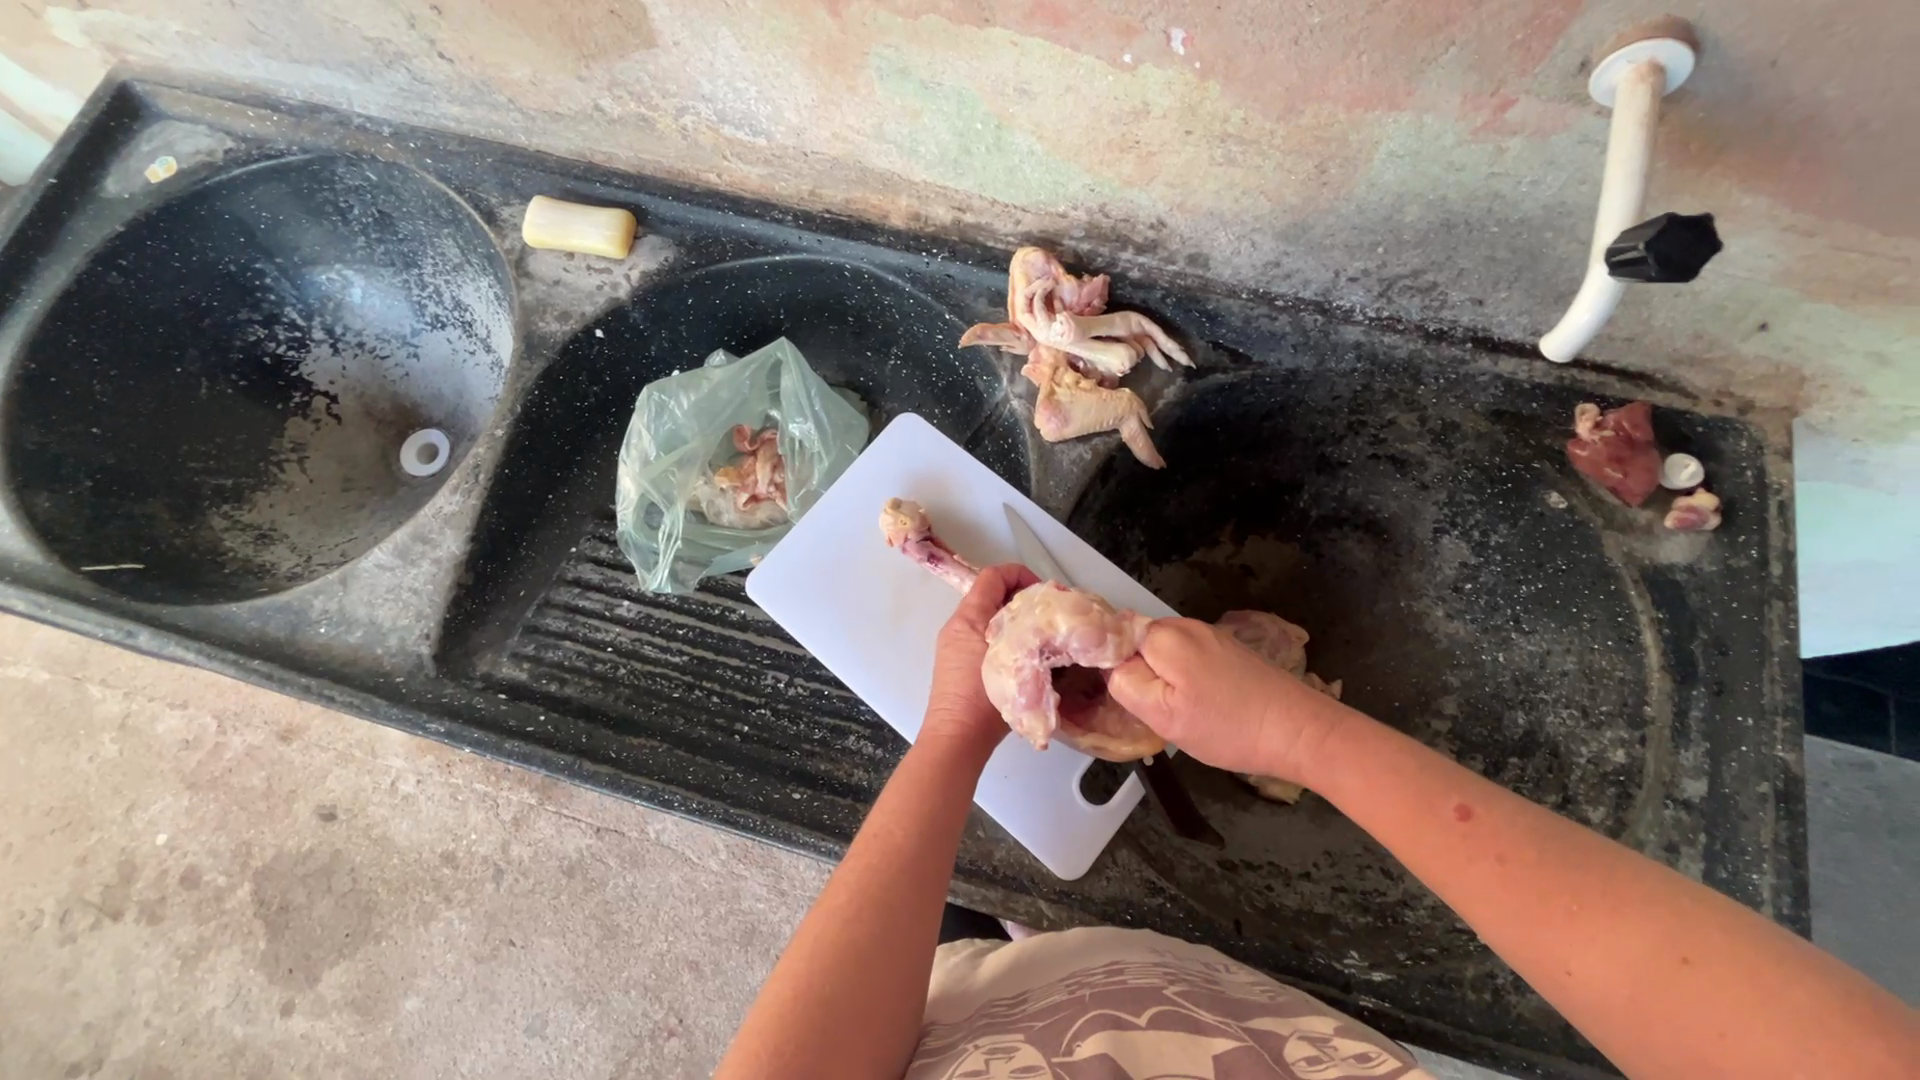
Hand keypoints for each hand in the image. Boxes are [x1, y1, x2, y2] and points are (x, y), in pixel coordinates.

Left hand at [920, 563, 1039, 756]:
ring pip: (990, 619)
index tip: (1045, 594)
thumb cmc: (984, 700)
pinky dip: (1007, 640)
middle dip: (1023, 600)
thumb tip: (1051, 625)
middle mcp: (958, 626)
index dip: (1021, 575)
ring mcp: (956, 646)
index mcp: (968, 618)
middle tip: (1050, 617)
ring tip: (1044, 639)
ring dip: (1017, 622)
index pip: (994, 576)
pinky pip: (986, 639)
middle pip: (992, 596)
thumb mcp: (1014, 660)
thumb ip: (1032, 636)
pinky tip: (1028, 660)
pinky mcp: (960, 665)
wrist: (956, 739)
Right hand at [1107, 617, 1349, 782]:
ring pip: (1162, 652)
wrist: (1301, 731)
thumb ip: (1126, 684)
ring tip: (1177, 710)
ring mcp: (1210, 635)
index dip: (1109, 664)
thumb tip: (1111, 666)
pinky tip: (1200, 704)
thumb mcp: (1164, 716)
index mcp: (1165, 636)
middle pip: (1137, 642)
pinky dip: (1183, 678)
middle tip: (1150, 709)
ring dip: (1160, 677)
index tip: (1119, 695)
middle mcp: (1186, 626)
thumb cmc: (1230, 727)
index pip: (1112, 636)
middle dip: (1136, 671)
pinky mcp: (1227, 649)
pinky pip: (1186, 658)